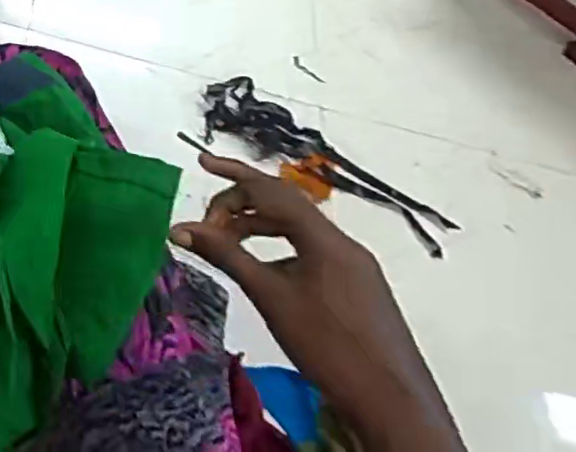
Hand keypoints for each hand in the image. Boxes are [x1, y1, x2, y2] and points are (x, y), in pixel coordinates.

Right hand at [171, 154, 463, 451]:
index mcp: (325, 240)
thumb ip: (224, 254)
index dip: (234, 174)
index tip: (203, 163)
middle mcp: (343, 245)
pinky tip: (261, 266)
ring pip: (297, 228)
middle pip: (284, 205)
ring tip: (225, 239)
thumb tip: (179, 229)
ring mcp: (354, 267)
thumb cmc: (329, 347)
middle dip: (241, 202)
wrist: (396, 412)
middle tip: (208, 221)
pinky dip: (278, 245)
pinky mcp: (358, 288)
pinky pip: (310, 249)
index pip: (273, 191)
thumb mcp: (270, 296)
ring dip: (258, 225)